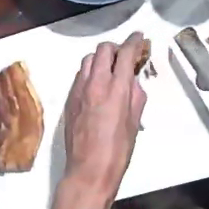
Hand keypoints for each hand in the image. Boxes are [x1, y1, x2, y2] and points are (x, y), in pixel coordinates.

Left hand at [60, 33, 148, 204]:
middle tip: (125, 55)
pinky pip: (79, 76)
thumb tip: (133, 83)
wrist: (89, 170)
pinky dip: (90, 72)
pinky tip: (97, 85)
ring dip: (100, 58)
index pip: (125, 53)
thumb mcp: (135, 122)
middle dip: (116, 48)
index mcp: (116, 89)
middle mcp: (95, 83)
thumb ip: (135, 97)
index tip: (140, 38)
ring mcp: (79, 90)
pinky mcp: (69, 100)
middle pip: (103, 50)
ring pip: (88, 60)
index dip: (134, 41)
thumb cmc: (118, 151)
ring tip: (110, 69)